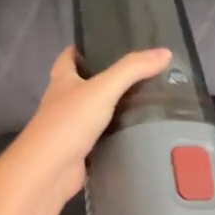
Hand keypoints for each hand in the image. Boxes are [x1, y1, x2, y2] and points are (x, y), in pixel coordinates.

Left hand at [6, 47, 170, 204]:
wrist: (49, 171)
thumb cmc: (69, 122)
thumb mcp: (103, 89)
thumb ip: (133, 69)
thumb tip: (165, 52)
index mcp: (62, 81)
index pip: (68, 57)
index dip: (83, 48)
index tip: (108, 43)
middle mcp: (63, 102)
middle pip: (84, 84)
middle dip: (105, 78)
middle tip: (138, 73)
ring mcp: (70, 128)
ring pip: (94, 112)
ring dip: (113, 107)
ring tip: (146, 99)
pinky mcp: (80, 151)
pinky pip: (101, 137)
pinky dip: (116, 134)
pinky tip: (137, 131)